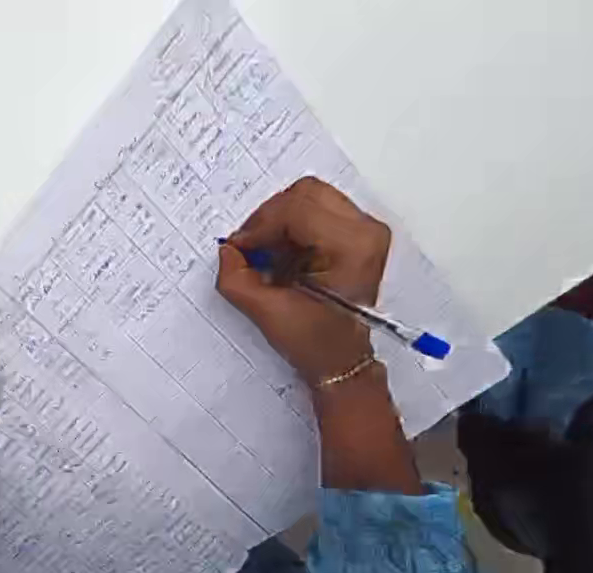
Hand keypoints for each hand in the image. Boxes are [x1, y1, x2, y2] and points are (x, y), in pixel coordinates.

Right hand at [215, 177, 391, 385]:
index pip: (296, 210)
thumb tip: (227, 252)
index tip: (237, 249)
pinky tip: (281, 256)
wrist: (339, 359)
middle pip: (305, 194)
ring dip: (278, 222)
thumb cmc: (315, 343)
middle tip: (249, 249)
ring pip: (309, 198)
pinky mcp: (355, 233)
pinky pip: (315, 211)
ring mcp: (364, 229)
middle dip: (268, 219)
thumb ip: (239, 280)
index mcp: (351, 247)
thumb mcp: (269, 314)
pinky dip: (289, 228)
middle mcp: (365, 230)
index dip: (258, 226)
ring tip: (266, 256)